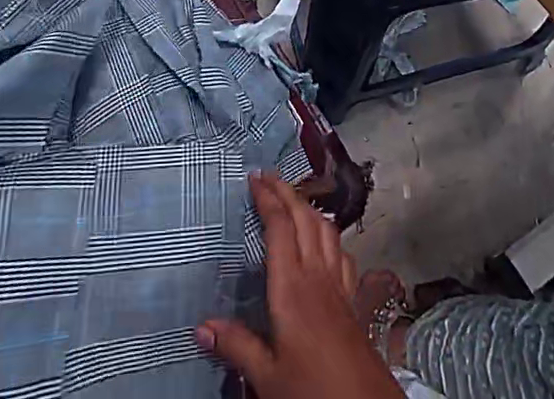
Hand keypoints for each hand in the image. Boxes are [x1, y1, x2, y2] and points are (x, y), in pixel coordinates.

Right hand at [197, 172, 403, 398]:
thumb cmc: (314, 390)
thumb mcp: (268, 377)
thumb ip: (236, 346)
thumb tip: (201, 325)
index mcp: (292, 287)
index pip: (280, 227)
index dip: (267, 198)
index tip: (253, 179)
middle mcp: (317, 276)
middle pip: (305, 218)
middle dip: (287, 191)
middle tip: (268, 177)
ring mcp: (338, 286)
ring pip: (326, 230)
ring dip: (308, 207)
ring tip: (292, 199)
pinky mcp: (352, 301)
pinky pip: (341, 253)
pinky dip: (329, 235)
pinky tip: (324, 241)